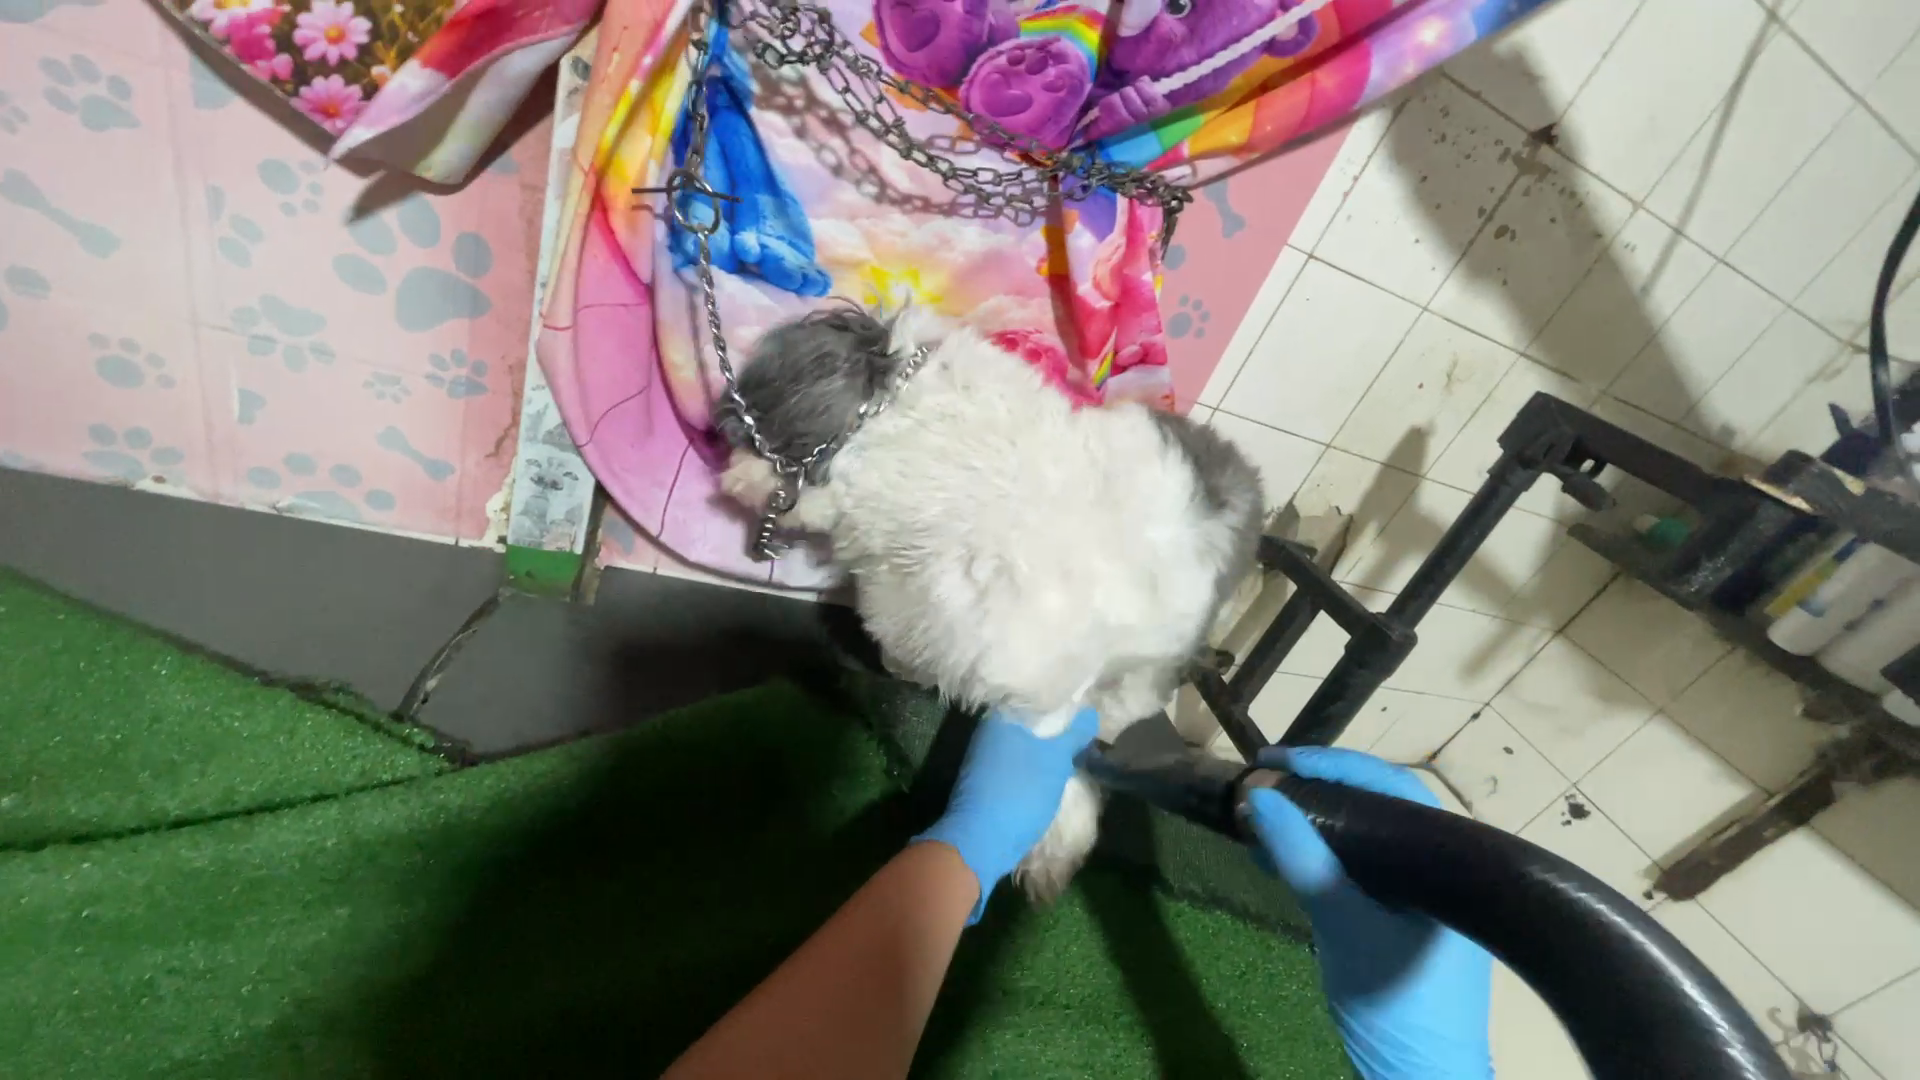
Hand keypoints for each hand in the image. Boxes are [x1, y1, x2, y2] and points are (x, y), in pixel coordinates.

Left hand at [913, 706, 1099, 923]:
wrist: (982, 839)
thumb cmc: (1020, 791)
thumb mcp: (1056, 760)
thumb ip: (1074, 734)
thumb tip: (1090, 712)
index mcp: (1000, 717)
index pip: (1037, 699)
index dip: (1063, 704)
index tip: (1086, 711)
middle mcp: (989, 732)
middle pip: (1032, 724)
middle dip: (1058, 730)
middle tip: (1087, 734)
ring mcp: (986, 757)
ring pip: (1027, 746)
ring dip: (1049, 751)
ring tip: (1077, 753)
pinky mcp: (988, 781)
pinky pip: (1020, 765)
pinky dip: (1037, 767)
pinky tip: (1056, 774)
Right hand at [1244, 747, 1493, 1079]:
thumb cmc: (1397, 1004)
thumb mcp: (1344, 926)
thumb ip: (1304, 859)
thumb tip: (1256, 795)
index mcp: (1449, 861)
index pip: (1390, 786)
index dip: (1332, 764)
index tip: (1275, 762)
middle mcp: (1439, 864)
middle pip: (1374, 801)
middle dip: (1315, 784)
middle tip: (1263, 776)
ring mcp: (1417, 889)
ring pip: (1359, 828)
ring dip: (1308, 815)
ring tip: (1260, 810)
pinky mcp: (1394, 911)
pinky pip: (1349, 859)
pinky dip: (1311, 848)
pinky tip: (1273, 852)